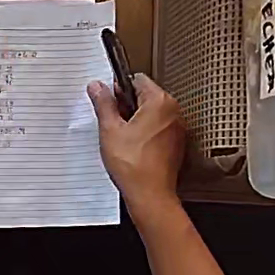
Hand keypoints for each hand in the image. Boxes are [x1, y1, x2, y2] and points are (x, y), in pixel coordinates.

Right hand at [88, 73, 184, 215]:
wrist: (150, 194)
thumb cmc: (134, 165)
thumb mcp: (110, 130)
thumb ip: (103, 104)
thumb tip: (97, 87)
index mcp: (159, 102)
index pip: (137, 80)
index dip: (118, 89)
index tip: (107, 101)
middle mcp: (173, 112)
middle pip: (145, 96)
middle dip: (127, 106)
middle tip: (112, 123)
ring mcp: (176, 128)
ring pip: (151, 113)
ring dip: (136, 120)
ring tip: (122, 138)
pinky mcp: (175, 143)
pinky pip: (158, 129)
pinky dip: (145, 133)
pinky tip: (133, 148)